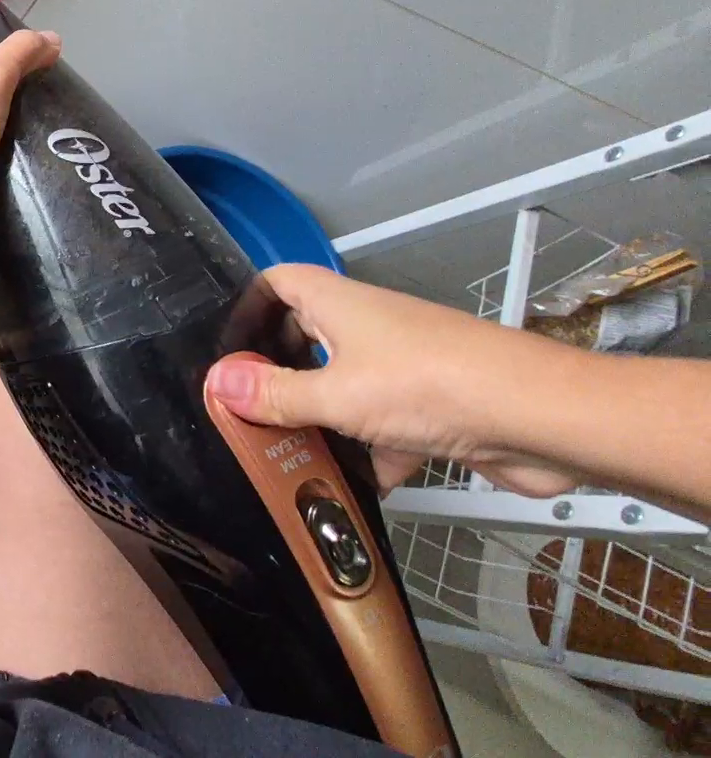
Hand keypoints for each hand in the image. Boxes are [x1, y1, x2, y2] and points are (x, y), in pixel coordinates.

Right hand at [204, 264, 581, 496]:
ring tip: (287, 450)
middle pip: (305, 336)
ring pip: (343, 383)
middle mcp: (368, 326)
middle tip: (246, 404)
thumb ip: (272, 394)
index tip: (225, 342)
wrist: (550, 421)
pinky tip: (354, 485)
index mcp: (338, 306)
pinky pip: (384, 422)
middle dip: (276, 371)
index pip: (278, 282)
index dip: (247, 303)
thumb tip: (216, 383)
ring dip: (320, 416)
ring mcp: (404, 364)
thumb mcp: (334, 396)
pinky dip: (370, 450)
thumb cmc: (428, 388)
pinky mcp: (436, 403)